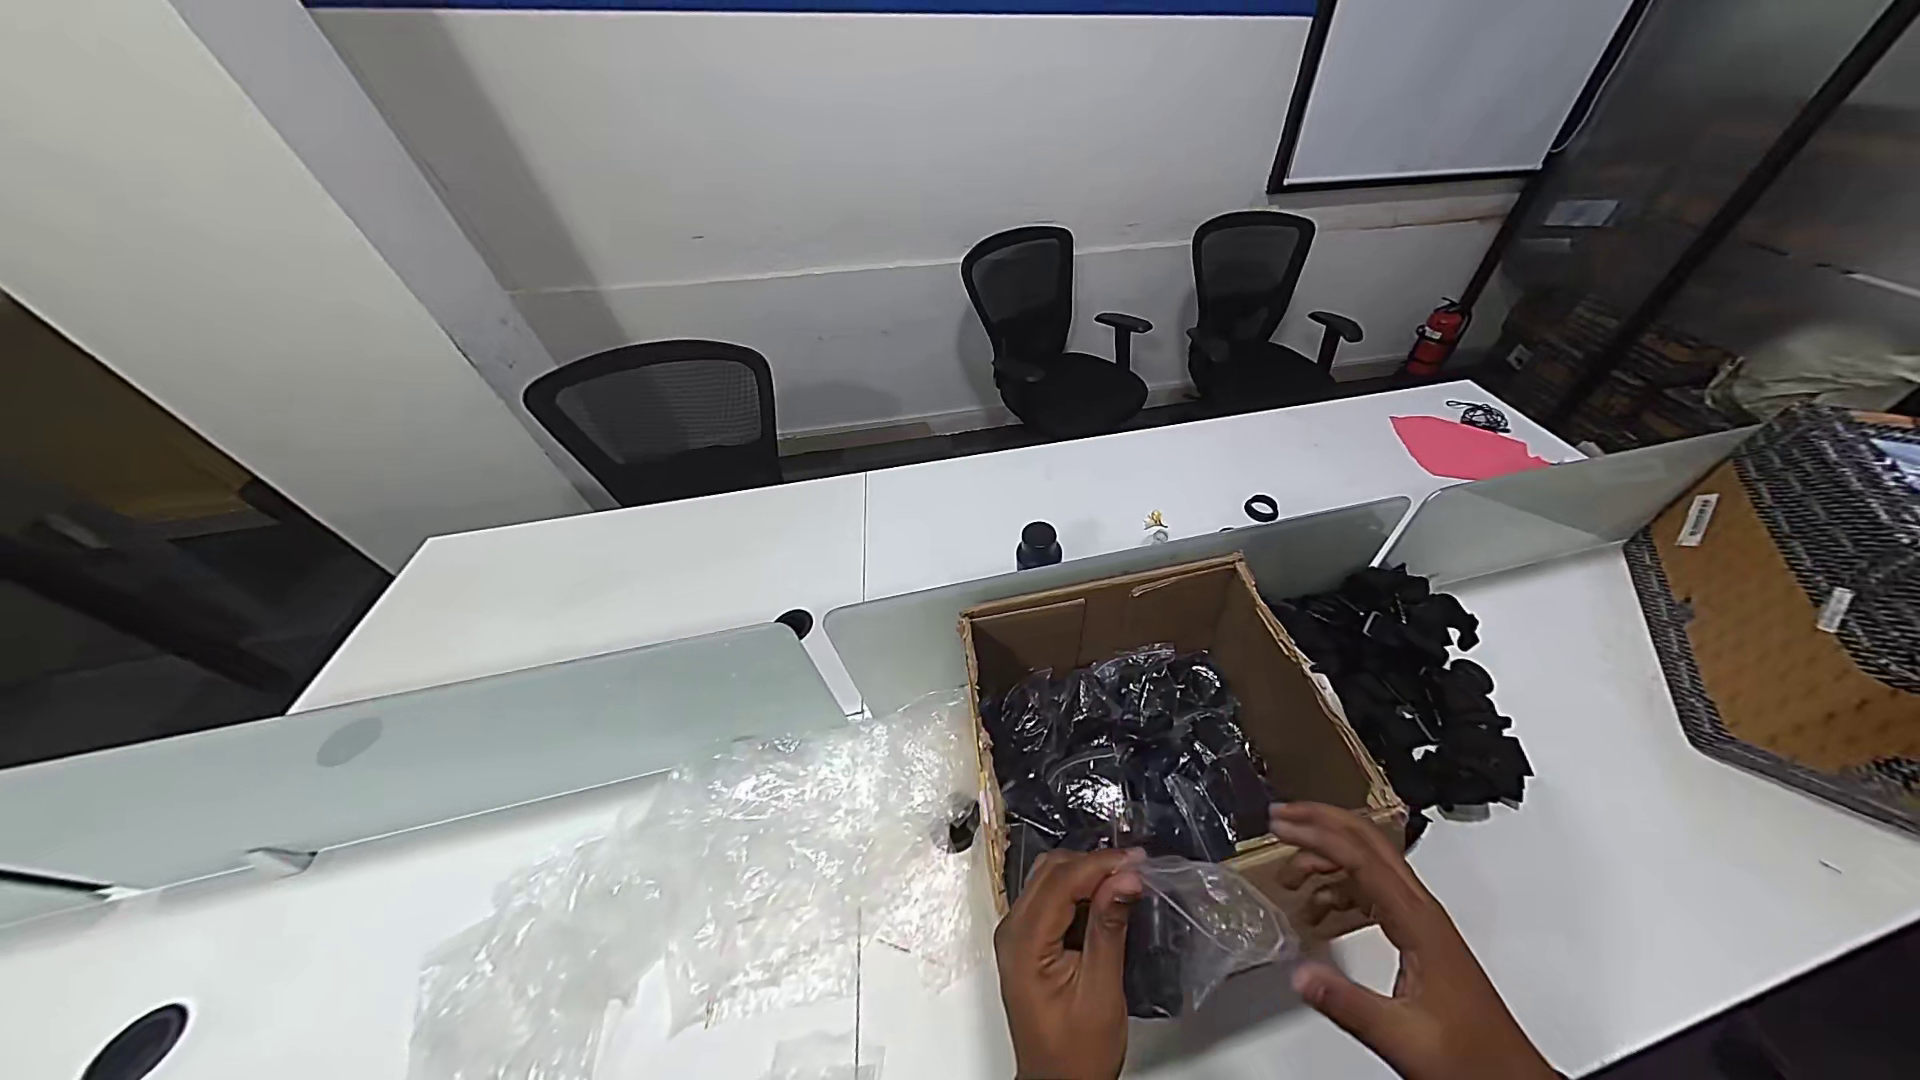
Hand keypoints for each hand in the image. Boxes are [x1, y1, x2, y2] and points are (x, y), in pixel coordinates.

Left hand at [993, 848, 1143, 1079]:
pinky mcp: (1027, 937)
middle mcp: (1012, 928)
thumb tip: (1125, 878)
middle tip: (1134, 868)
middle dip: (1093, 863)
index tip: (1136, 859)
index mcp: (1024, 941)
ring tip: (1124, 877)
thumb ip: (1109, 929)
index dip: (1099, 864)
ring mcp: (1016, 931)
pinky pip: (1049, 895)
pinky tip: (1104, 894)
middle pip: (1050, 872)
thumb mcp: (1101, 993)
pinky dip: (1077, 888)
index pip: (1060, 881)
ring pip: (1048, 877)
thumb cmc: (1078, 1053)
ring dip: (1085, 872)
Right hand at [1269, 803, 1557, 1079]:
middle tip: (1282, 816)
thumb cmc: (1474, 1061)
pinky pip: (1369, 888)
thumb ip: (1346, 1003)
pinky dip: (1336, 885)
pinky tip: (1318, 906)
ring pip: (1366, 861)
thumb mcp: (1403, 1038)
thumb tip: (1300, 975)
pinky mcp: (1415, 931)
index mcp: (1419, 922)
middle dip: (1320, 820)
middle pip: (1367, 840)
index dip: (1316, 834)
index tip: (1281, 825)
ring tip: (1290, 875)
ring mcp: (1419, 918)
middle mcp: (1420, 910)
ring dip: (1323, 857)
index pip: (1360, 856)